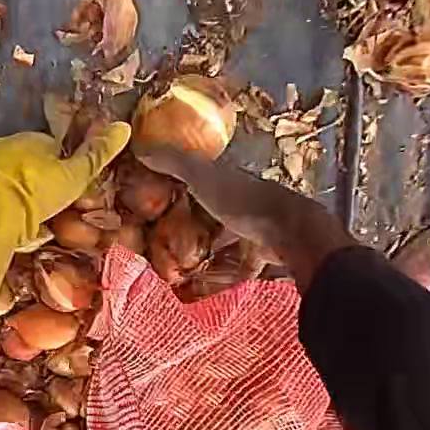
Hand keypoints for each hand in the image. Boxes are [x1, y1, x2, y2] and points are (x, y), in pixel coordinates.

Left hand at [0, 124, 131, 310]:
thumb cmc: (33, 193)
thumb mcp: (72, 177)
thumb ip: (96, 156)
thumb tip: (124, 126)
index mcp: (31, 140)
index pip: (52, 147)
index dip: (63, 166)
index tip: (70, 187)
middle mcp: (2, 147)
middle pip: (25, 162)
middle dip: (35, 180)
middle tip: (48, 208)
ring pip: (3, 179)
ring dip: (13, 194)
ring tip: (25, 221)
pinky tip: (1, 224)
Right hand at [135, 143, 358, 291]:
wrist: (287, 230)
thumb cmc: (241, 199)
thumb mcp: (202, 176)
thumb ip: (175, 163)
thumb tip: (142, 149)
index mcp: (228, 177)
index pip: (202, 174)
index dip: (183, 181)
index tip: (162, 194)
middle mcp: (243, 197)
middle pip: (216, 205)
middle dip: (199, 214)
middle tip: (172, 231)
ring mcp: (256, 224)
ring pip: (231, 232)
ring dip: (215, 241)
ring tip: (188, 258)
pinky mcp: (265, 250)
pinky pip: (243, 259)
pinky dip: (231, 268)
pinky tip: (215, 279)